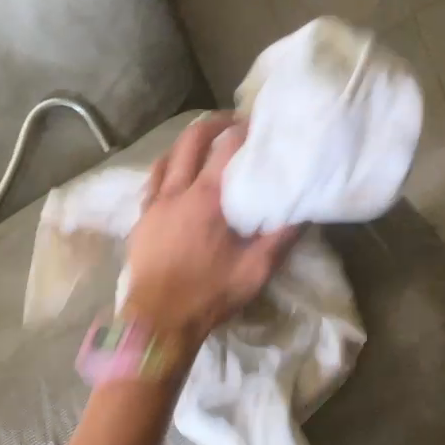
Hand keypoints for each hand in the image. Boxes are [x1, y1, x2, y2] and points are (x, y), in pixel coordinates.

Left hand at [123, 114, 300, 343]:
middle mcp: (176, 193)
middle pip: (190, 141)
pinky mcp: (140, 222)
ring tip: (201, 145)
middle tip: (230, 123)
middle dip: (211, 125)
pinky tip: (172, 178)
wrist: (158, 322)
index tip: (258, 125)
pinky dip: (164, 171)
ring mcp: (153, 206)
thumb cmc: (208, 296)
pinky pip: (150, 184)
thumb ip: (280, 238)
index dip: (244, 131)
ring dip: (184, 145)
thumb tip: (304, 212)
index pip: (226, 148)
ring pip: (166, 159)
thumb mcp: (255, 271)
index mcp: (206, 199)